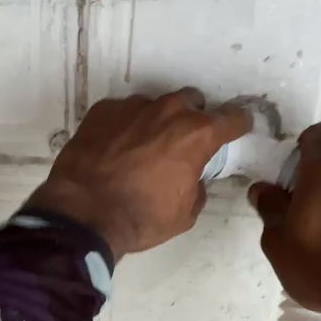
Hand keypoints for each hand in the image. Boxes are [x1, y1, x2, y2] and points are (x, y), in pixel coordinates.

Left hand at [27, 88, 252, 255]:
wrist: (82, 214)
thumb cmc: (140, 218)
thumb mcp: (184, 214)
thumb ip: (197, 188)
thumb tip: (192, 179)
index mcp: (196, 134)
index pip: (231, 118)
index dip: (237, 125)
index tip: (237, 129)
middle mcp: (168, 111)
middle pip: (191, 102)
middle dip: (192, 119)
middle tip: (181, 144)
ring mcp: (132, 106)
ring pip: (154, 106)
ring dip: (155, 123)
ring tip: (141, 150)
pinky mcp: (102, 111)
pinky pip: (122, 113)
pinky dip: (124, 127)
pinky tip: (114, 150)